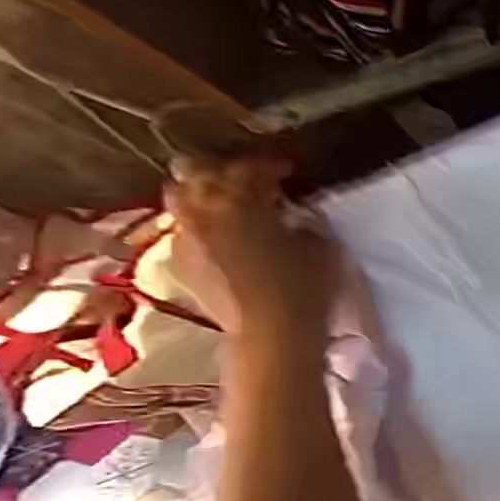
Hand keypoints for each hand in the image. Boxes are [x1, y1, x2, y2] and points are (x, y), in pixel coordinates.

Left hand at [167, 154, 334, 354]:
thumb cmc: (304, 287)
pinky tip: (223, 240)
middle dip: (222, 171)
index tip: (290, 172)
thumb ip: (302, 221)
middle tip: (249, 183)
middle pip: (196, 169)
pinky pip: (184, 229)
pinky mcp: (179, 261)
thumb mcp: (320, 246)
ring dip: (203, 195)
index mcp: (238, 197)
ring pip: (181, 196)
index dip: (272, 166)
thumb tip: (291, 216)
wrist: (272, 335)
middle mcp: (201, 207)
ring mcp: (184, 234)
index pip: (252, 166)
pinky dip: (201, 226)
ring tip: (229, 207)